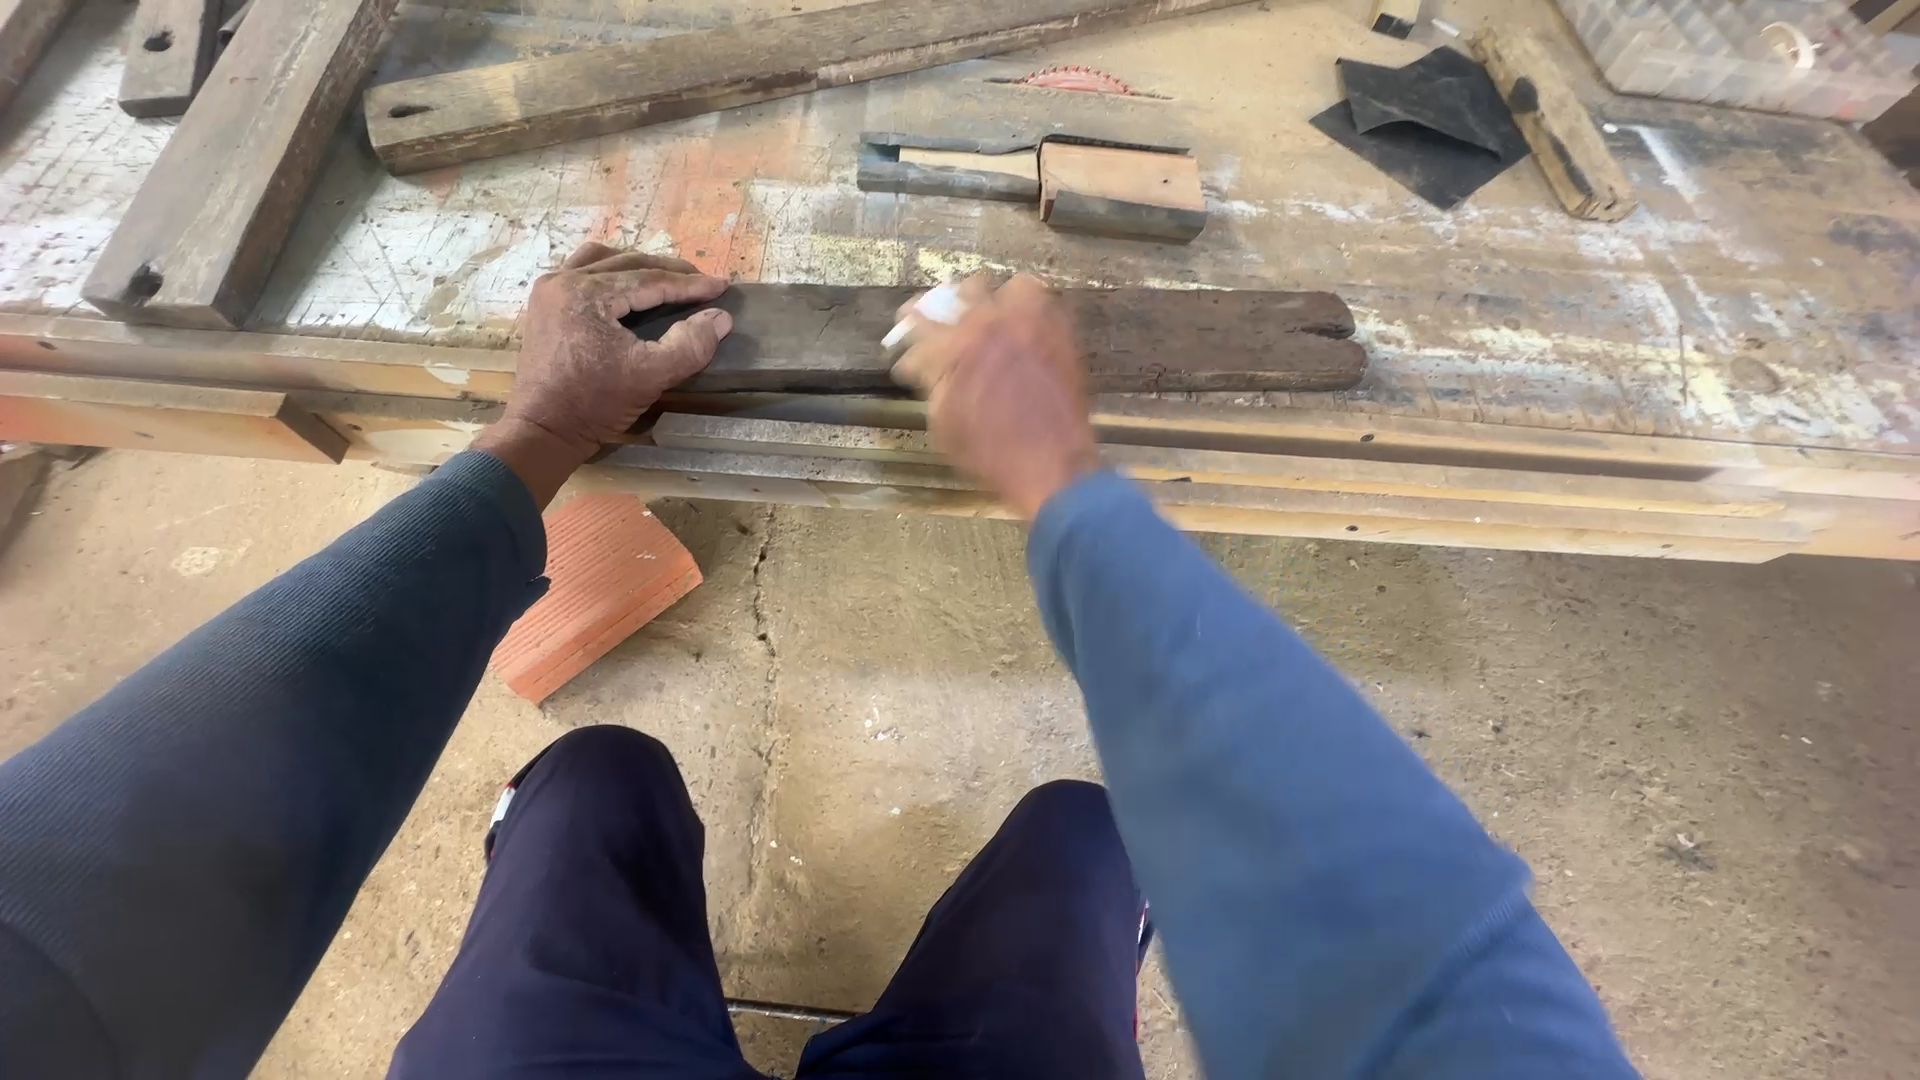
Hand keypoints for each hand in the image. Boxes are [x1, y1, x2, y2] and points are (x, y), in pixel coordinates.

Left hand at [475, 242, 733, 504]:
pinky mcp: (546, 306)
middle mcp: (564, 280)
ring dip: (638, 266)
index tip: (722, 286)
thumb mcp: (651, 375)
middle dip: (668, 271)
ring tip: (666, 278)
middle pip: (627, 264)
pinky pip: (582, 272)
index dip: (690, 285)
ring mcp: (550, 291)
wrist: (546, 428)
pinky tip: (627, 287)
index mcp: (587, 293)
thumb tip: (720, 318)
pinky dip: (611, 272)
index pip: (650, 280)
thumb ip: (689, 345)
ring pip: (603, 261)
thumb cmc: (596, 402)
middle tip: (701, 280)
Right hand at [892, 274, 1100, 520]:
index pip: (922, 321)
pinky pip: (1048, 304)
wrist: (1051, 466)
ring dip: (997, 299)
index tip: (906, 328)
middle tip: (949, 322)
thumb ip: (934, 384)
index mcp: (956, 347)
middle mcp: (993, 325)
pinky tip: (1026, 327)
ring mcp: (1033, 327)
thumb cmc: (990, 454)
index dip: (910, 323)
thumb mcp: (944, 424)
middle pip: (964, 291)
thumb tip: (925, 366)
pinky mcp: (1062, 336)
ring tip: (994, 317)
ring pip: (1011, 287)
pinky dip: (1033, 310)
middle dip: (950, 305)